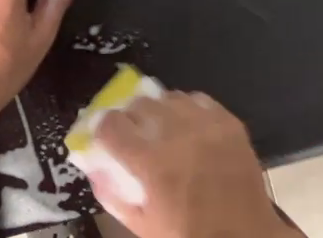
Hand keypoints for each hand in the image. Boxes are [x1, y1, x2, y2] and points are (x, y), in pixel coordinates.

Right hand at [92, 93, 295, 237]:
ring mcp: (204, 123)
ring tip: (164, 129)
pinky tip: (190, 127)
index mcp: (151, 162)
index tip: (105, 136)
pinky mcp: (227, 120)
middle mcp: (175, 134)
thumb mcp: (144, 226)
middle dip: (131, 118)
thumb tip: (94, 170)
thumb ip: (114, 197)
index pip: (111, 124)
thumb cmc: (189, 236)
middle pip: (139, 104)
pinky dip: (188, 109)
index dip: (103, 128)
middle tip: (136, 135)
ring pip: (168, 97)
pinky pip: (198, 99)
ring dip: (160, 111)